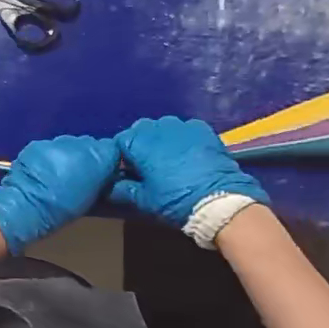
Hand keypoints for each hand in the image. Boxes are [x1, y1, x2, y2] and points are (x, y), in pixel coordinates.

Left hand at [0, 135, 120, 253]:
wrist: (26, 206)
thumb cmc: (64, 210)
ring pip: (68, 144)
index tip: (102, 172)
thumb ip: (102, 179)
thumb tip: (106, 173)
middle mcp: (78, 144)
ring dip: (67, 155)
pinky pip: (48, 147)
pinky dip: (49, 156)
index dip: (107, 160)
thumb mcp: (93, 197)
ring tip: (59, 172)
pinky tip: (43, 170)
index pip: (111, 148)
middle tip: (79, 173)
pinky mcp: (37, 144)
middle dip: (86, 156)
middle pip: (89, 144)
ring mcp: (55, 142)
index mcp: (97, 158)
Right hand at [110, 117, 266, 227]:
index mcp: (138, 142)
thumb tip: (109, 186)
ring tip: (168, 159)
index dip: (122, 157)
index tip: (128, 172)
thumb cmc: (174, 200)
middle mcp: (158, 128)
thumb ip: (121, 189)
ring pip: (163, 127)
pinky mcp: (204, 130)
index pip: (119, 142)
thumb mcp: (142, 200)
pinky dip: (183, 138)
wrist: (219, 201)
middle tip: (147, 167)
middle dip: (141, 145)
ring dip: (161, 140)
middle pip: (140, 130)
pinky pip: (186, 129)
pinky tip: (188, 154)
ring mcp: (182, 126)